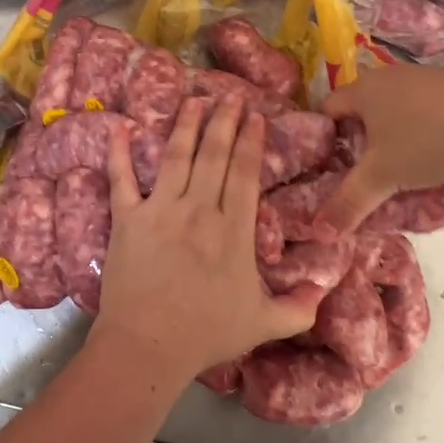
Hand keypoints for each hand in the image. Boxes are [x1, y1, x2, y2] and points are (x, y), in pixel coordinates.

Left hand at [91, 97, 324, 382]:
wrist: (149, 344)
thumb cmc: (207, 334)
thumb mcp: (265, 324)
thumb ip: (299, 308)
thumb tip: (324, 290)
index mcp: (234, 230)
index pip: (245, 173)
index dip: (251, 141)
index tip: (255, 116)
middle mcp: (199, 210)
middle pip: (214, 155)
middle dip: (223, 122)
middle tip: (229, 98)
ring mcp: (160, 211)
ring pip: (176, 157)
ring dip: (185, 126)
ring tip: (193, 100)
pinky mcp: (127, 219)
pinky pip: (122, 180)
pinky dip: (118, 154)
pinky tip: (119, 129)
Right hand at [317, 63, 443, 235]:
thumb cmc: (428, 144)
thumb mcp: (382, 178)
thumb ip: (348, 203)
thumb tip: (319, 231)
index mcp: (362, 89)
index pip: (326, 109)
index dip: (323, 138)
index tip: (331, 165)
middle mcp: (387, 74)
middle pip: (359, 107)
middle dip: (358, 137)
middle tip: (365, 169)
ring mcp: (422, 75)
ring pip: (392, 106)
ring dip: (391, 132)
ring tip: (402, 163)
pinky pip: (422, 106)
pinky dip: (421, 125)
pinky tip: (436, 148)